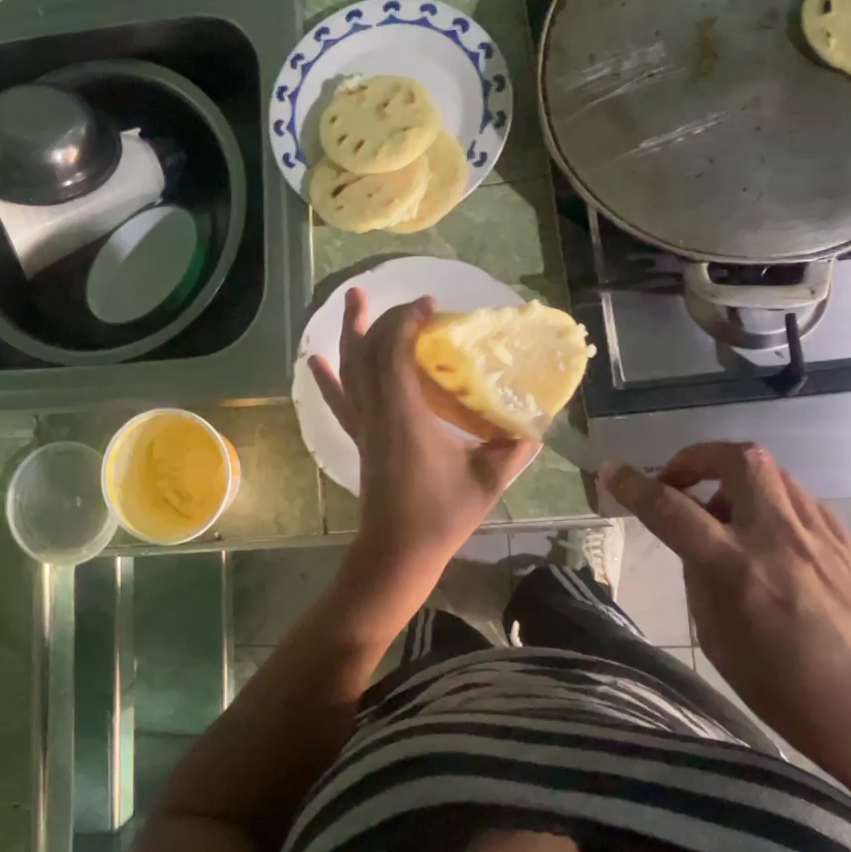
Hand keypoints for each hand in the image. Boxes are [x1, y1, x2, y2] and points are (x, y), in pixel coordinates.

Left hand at [311, 290, 537, 563]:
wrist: (398, 553)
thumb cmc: (441, 517)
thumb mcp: (487, 480)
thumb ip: (513, 448)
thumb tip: (536, 425)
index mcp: (405, 416)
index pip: (395, 354)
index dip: (407, 322)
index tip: (429, 306)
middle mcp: (376, 413)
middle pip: (368, 353)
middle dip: (384, 318)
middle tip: (407, 299)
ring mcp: (363, 425)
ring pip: (348, 370)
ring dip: (350, 332)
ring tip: (353, 299)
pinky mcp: (359, 439)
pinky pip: (338, 402)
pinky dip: (327, 379)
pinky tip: (314, 361)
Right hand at [602, 443, 850, 825]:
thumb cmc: (790, 696)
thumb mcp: (720, 641)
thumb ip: (703, 582)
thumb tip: (698, 550)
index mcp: (736, 568)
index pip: (670, 508)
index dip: (632, 485)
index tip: (610, 473)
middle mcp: (778, 538)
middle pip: (737, 459)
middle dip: (696, 458)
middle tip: (677, 484)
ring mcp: (820, 537)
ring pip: (773, 474)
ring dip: (733, 480)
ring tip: (720, 515)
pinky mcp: (848, 546)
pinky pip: (799, 501)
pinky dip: (768, 503)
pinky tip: (763, 539)